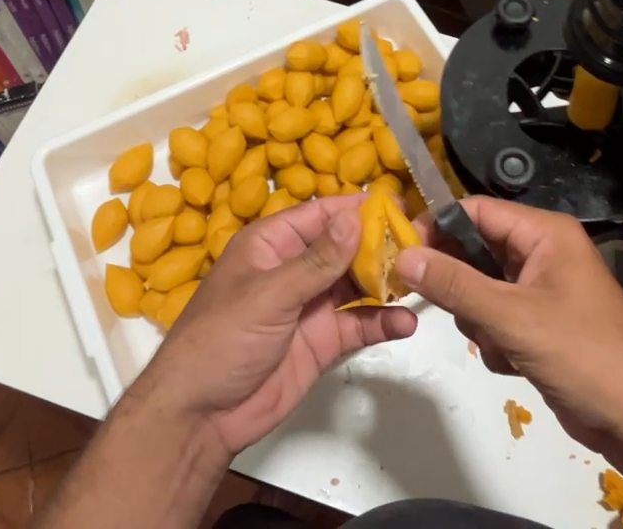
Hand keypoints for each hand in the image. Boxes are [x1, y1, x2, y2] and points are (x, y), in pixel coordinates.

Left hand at [120, 193, 418, 457]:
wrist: (200, 416)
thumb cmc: (221, 340)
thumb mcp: (269, 295)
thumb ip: (316, 261)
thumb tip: (354, 219)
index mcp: (272, 245)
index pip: (320, 216)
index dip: (356, 209)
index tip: (397, 206)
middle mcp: (294, 269)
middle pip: (345, 248)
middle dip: (380, 245)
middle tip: (422, 243)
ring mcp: (310, 305)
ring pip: (357, 284)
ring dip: (386, 282)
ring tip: (422, 280)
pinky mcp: (322, 341)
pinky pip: (358, 324)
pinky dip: (382, 322)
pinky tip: (405, 323)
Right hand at [397, 195, 622, 455]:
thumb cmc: (583, 355)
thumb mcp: (511, 318)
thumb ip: (454, 285)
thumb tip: (403, 256)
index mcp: (545, 233)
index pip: (476, 211)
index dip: (438, 227)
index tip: (403, 253)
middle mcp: (543, 253)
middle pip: (475, 251)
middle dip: (461, 285)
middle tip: (450, 308)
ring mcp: (543, 290)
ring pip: (481, 289)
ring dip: (479, 320)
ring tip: (500, 343)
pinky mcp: (540, 324)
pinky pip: (496, 317)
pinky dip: (495, 340)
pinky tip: (513, 362)